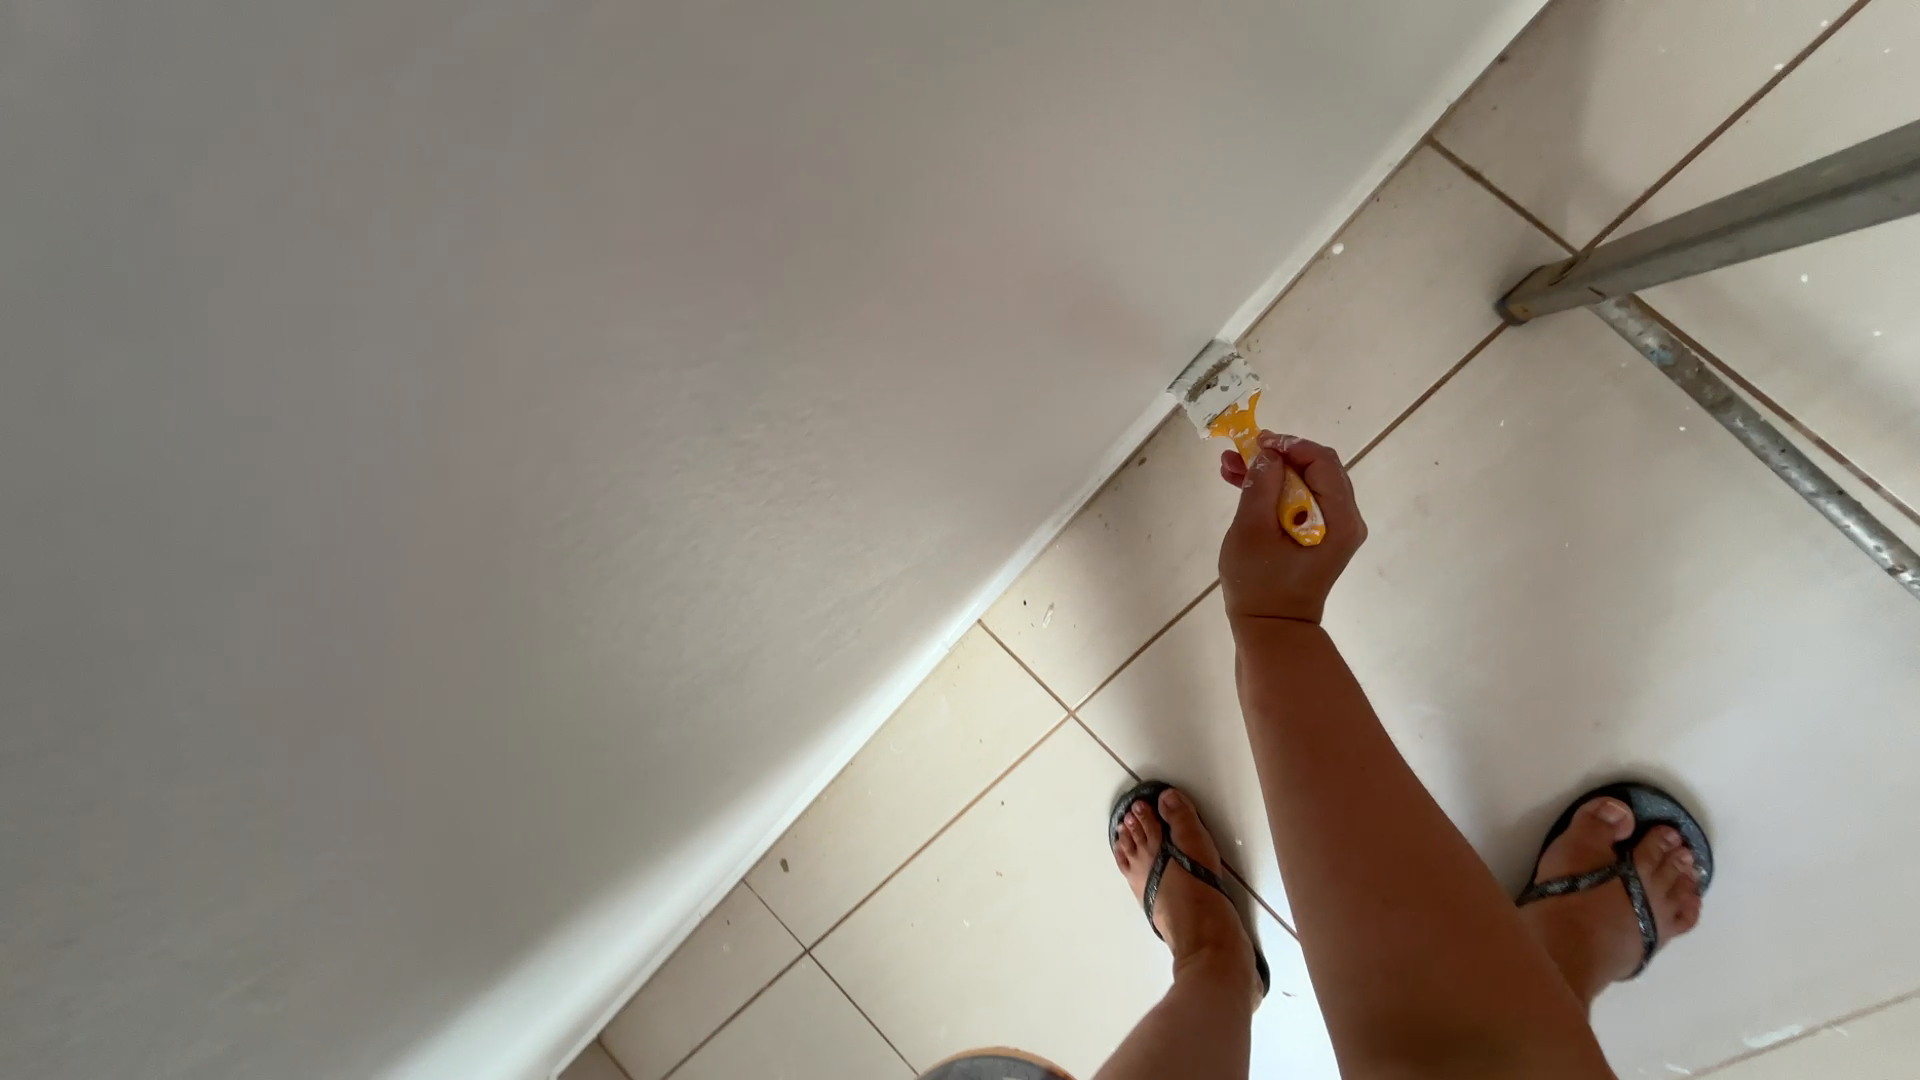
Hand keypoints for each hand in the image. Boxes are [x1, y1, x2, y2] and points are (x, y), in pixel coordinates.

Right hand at [1217, 431, 1366, 624]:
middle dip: (1276, 456)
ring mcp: (1333, 528)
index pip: (1322, 462)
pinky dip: (1274, 491)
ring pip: (1304, 483)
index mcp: (1338, 519)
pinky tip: (1240, 482)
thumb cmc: (1259, 584)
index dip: (1289, 445)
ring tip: (1229, 465)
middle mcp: (1345, 519)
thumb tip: (1267, 454)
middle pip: (1316, 469)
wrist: (1270, 628)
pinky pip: (1299, 501)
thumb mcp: (1251, 531)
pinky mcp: (1318, 535)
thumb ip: (1261, 487)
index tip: (1255, 442)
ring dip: (1270, 472)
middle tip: (1239, 452)